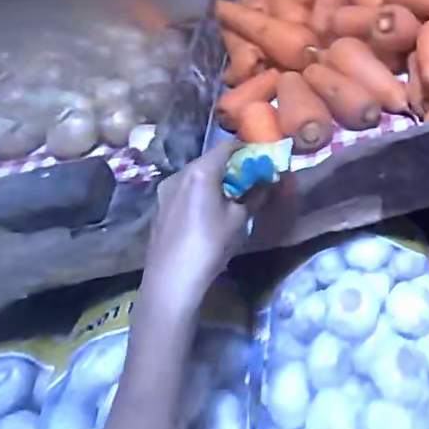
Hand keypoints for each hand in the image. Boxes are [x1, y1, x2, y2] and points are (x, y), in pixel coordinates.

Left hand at [138, 142, 254, 321]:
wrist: (170, 281)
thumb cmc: (209, 245)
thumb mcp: (238, 220)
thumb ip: (255, 195)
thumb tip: (268, 180)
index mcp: (201, 171)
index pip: (227, 146)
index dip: (246, 148)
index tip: (261, 157)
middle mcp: (180, 173)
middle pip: (210, 159)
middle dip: (232, 164)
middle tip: (250, 177)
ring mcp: (166, 189)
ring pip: (196, 174)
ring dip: (215, 178)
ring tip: (231, 195)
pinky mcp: (160, 205)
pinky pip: (185, 188)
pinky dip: (201, 190)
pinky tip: (209, 209)